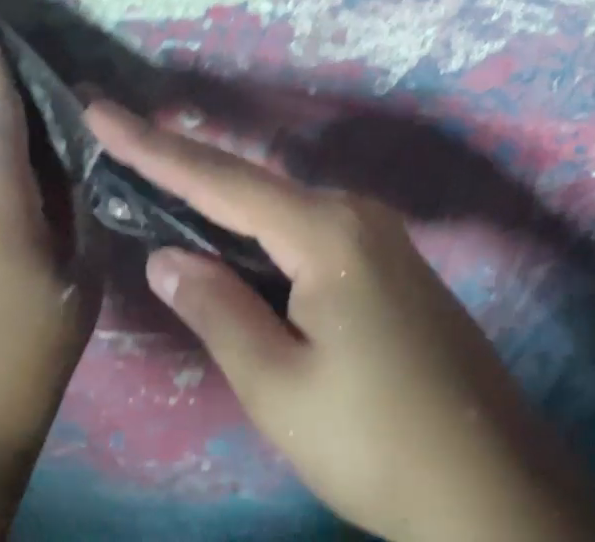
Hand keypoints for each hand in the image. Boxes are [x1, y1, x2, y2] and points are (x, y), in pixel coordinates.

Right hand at [86, 102, 594, 541]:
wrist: (494, 485)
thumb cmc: (375, 439)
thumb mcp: (279, 385)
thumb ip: (217, 309)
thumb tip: (169, 257)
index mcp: (326, 231)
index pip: (220, 179)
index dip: (153, 146)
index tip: (100, 108)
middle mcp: (357, 214)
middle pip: (253, 184)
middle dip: (184, 165)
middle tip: (119, 141)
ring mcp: (382, 238)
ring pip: (282, 208)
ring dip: (221, 201)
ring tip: (157, 183)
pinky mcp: (392, 266)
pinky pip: (310, 232)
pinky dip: (261, 231)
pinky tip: (231, 241)